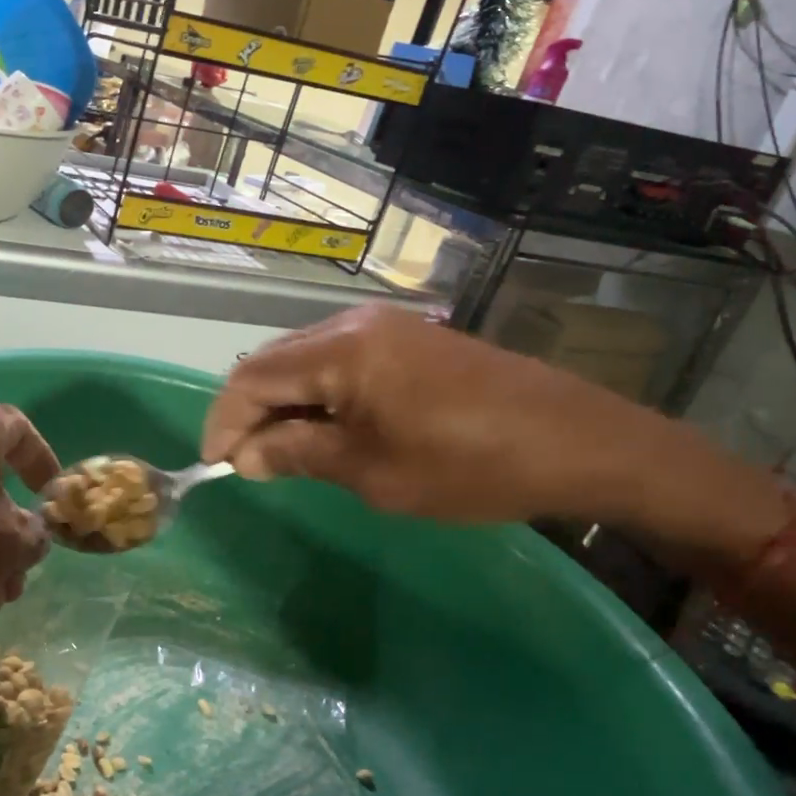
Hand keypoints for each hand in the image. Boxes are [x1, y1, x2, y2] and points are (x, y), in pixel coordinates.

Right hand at [202, 306, 783, 554]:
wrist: (578, 441)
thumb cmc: (469, 464)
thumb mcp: (372, 471)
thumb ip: (297, 455)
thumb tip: (245, 456)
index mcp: (338, 349)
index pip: (251, 378)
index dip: (225, 421)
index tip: (217, 465)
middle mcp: (351, 324)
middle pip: (272, 362)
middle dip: (250, 412)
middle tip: (249, 463)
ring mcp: (383, 326)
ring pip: (304, 360)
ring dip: (285, 403)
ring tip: (285, 453)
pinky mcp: (408, 338)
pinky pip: (338, 360)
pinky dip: (319, 394)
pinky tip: (329, 429)